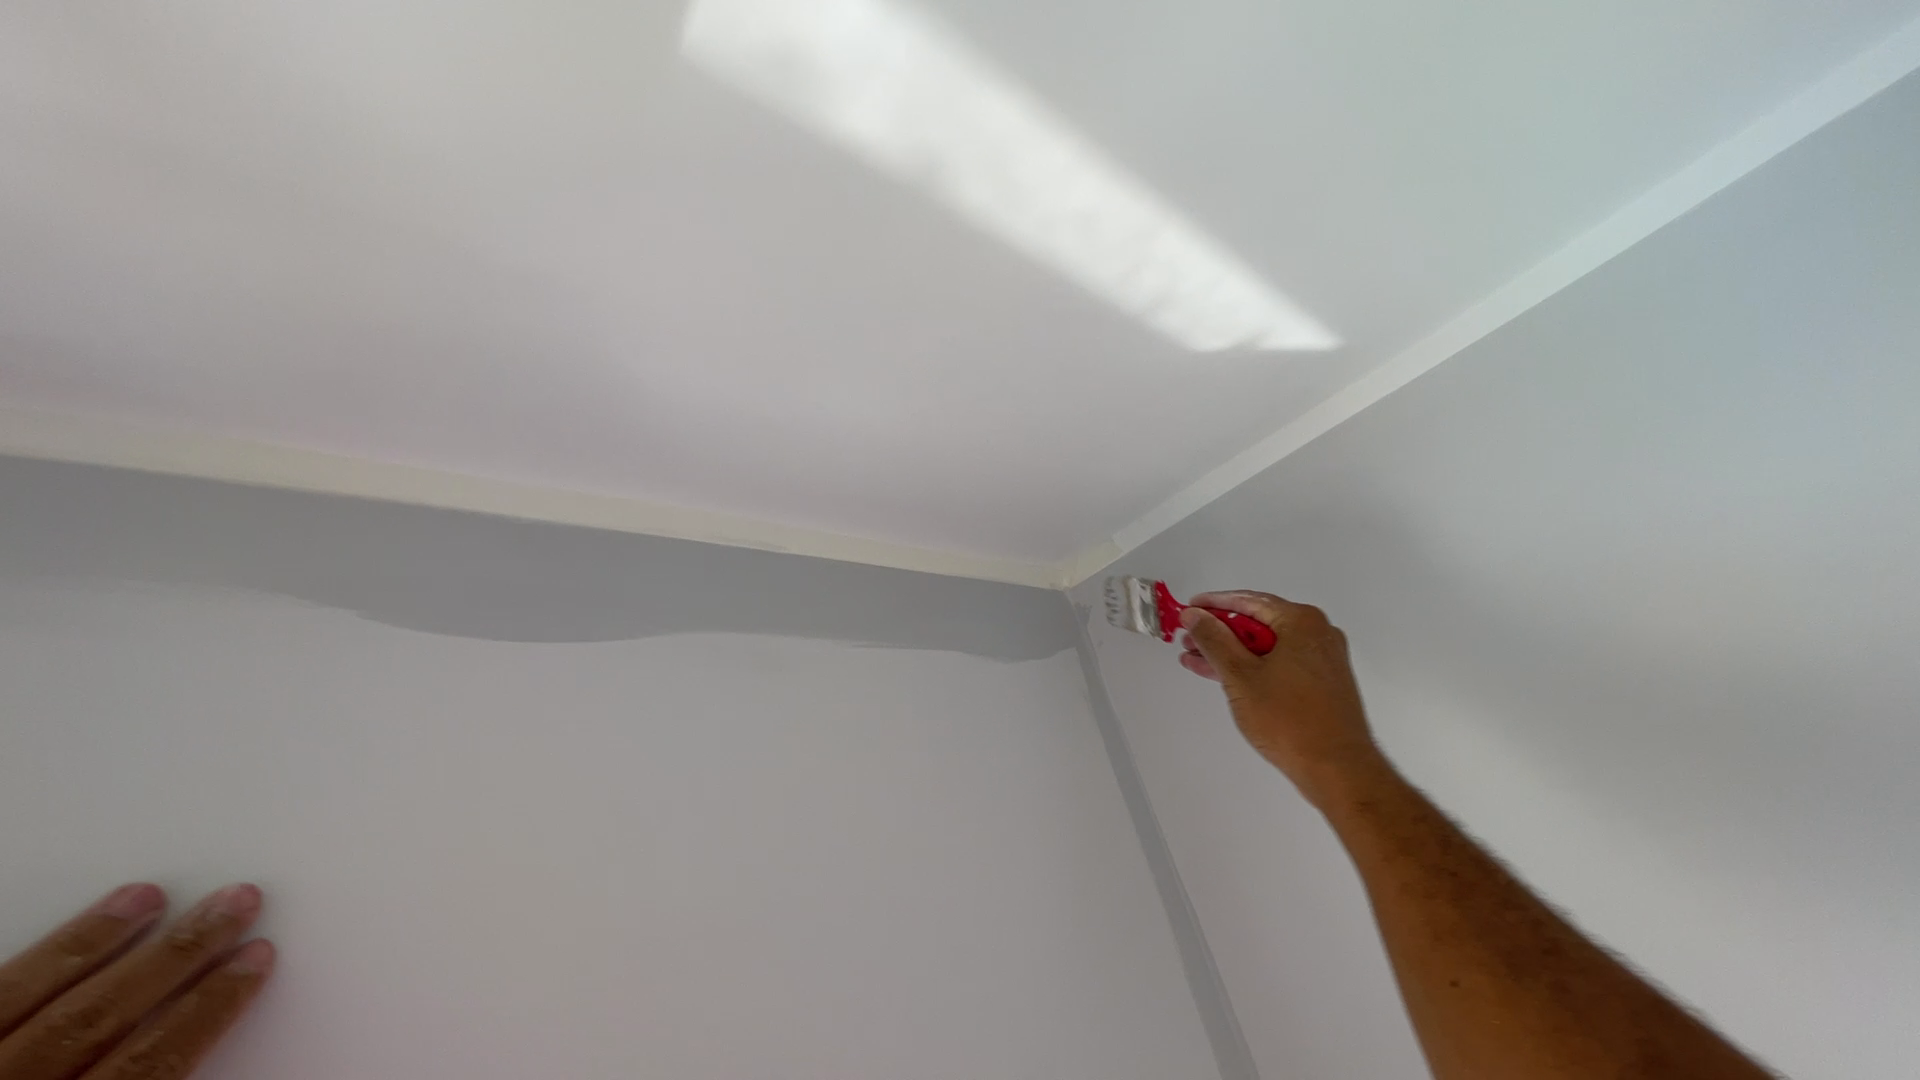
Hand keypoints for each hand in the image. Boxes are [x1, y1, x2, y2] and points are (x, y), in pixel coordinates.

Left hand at [0, 883, 273, 1078]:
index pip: (151, 1063)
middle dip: (176, 952)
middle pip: (95, 1016)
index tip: (255, 959)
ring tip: (146, 896)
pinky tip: (54, 935)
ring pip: (22, 997)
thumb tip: (217, 1042)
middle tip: (233, 902)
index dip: (209, 1008)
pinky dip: (22, 961)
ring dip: (92, 942)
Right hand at [1179, 591, 1388, 808]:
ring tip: (1196, 660)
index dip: (1213, 605)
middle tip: (1188, 638)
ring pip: (1266, 646)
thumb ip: (1213, 640)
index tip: (1188, 610)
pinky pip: (1278, 664)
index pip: (1248, 601)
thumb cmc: (1288, 720)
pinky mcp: (1321, 682)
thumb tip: (1195, 615)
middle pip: (1258, 623)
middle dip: (1220, 632)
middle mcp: (1317, 633)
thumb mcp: (1239, 675)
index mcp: (1301, 622)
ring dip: (1231, 652)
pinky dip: (1251, 667)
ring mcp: (1322, 659)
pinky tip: (1223, 677)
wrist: (1337, 769)